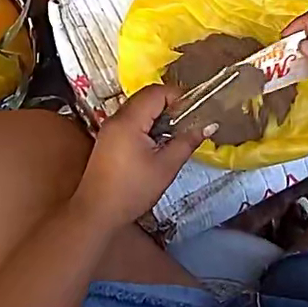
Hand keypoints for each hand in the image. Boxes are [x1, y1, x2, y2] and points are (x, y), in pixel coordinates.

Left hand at [71, 85, 206, 230]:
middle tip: (190, 120)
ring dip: (159, 114)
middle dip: (170, 103)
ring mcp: (109, 128)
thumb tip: (210, 125)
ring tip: (177, 132)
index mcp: (129, 121)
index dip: (179, 96)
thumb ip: (188, 141)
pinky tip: (159, 142)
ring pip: (139, 108)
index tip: (196, 109)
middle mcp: (116, 119)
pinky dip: (147, 123)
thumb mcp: (166, 166)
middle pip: (146, 96)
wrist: (97, 213)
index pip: (156, 92)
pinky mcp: (108, 139)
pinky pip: (131, 120)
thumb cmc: (133, 190)